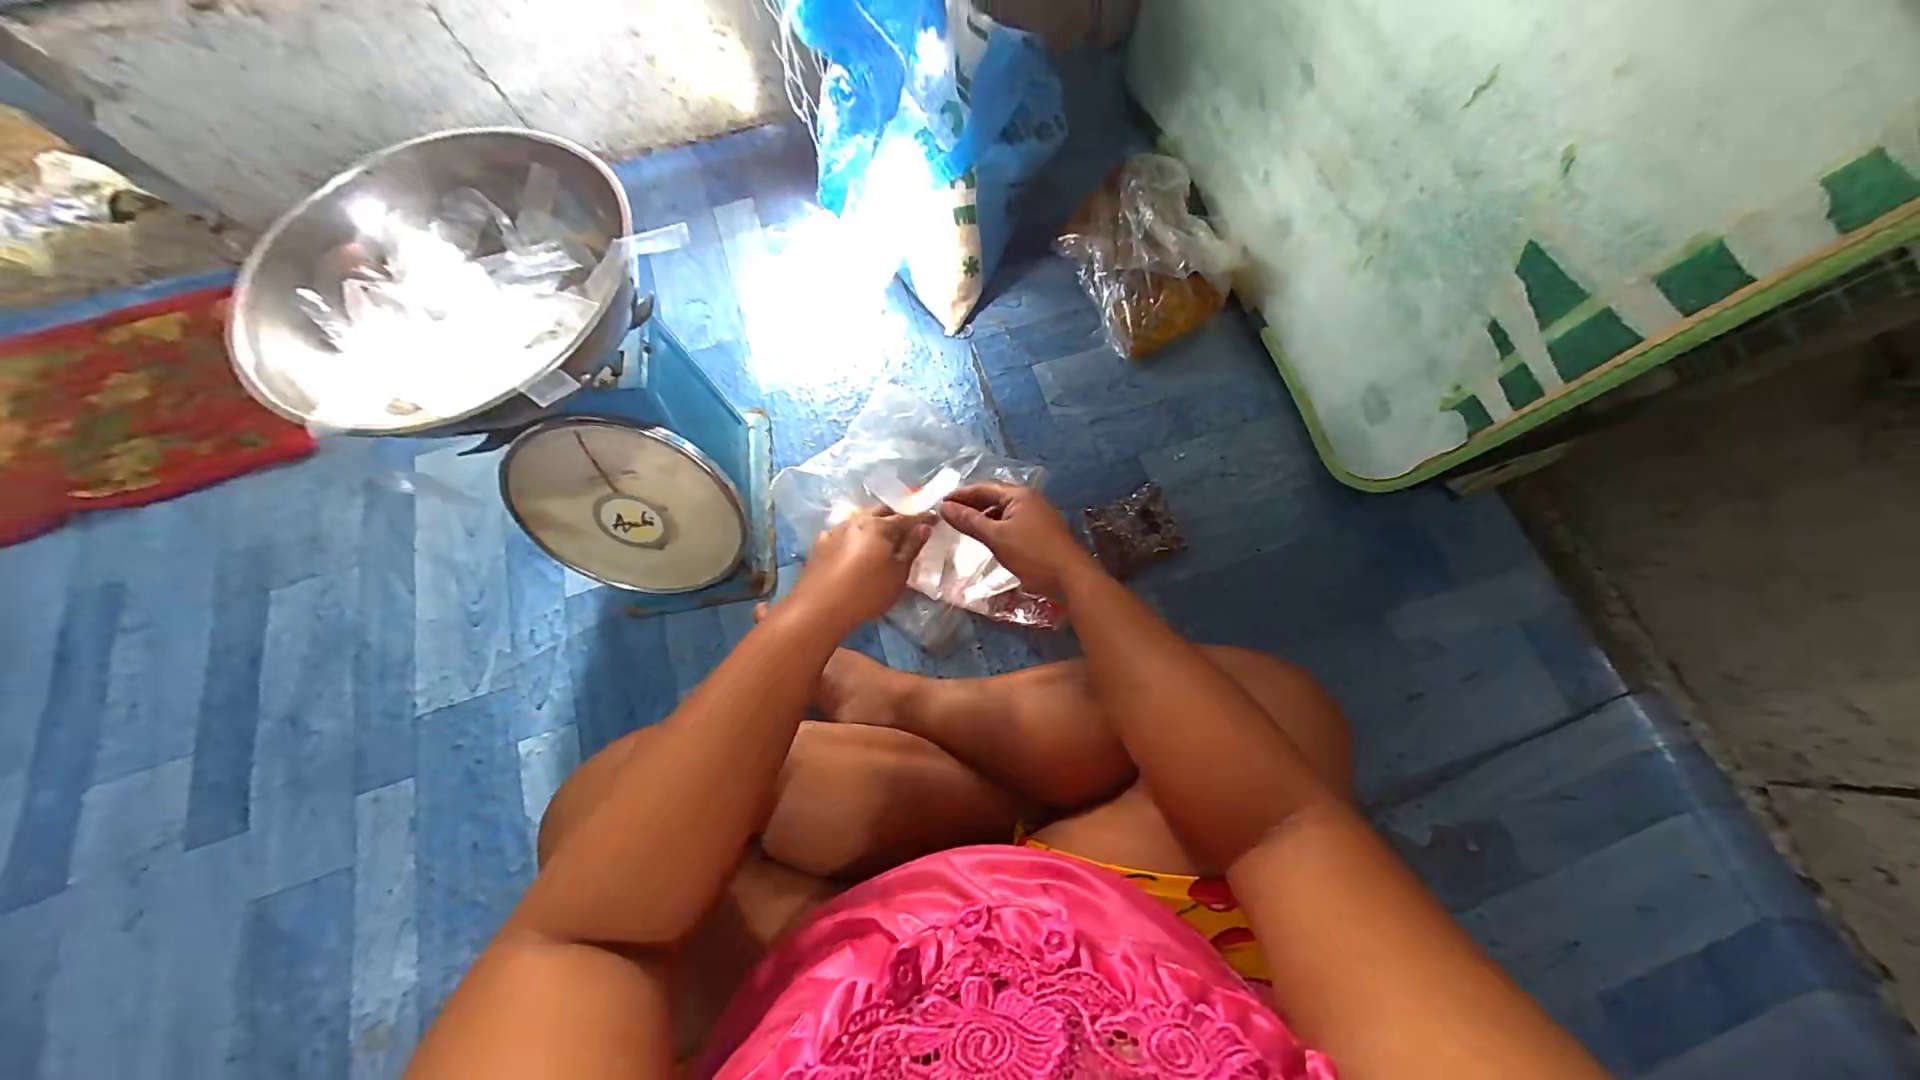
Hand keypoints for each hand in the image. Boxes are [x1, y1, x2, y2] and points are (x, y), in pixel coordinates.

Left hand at [786, 507, 933, 634]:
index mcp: (880, 526)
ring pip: (860, 520)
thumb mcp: (898, 573)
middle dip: (896, 514)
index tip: (934, 518)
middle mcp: (857, 521)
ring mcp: (835, 531)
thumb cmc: (867, 591)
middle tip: (909, 524)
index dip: (923, 517)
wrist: (819, 607)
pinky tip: (853, 547)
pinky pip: (842, 533)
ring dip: (873, 524)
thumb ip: (912, 547)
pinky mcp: (820, 545)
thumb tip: (924, 526)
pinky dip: (853, 536)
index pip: (907, 516)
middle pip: (881, 512)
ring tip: (881, 535)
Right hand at [937, 483, 1095, 597]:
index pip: (982, 488)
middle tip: (947, 515)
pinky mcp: (1040, 531)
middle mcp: (1029, 500)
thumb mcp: (996, 537)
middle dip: (970, 505)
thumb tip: (944, 507)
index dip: (960, 495)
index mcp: (1019, 495)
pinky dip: (996, 528)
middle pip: (993, 498)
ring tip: (963, 527)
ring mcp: (1037, 515)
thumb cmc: (1032, 554)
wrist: (1070, 577)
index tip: (939, 503)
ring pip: (1003, 512)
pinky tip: (986, 538)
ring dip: (983, 517)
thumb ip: (969, 521)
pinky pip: (1011, 523)